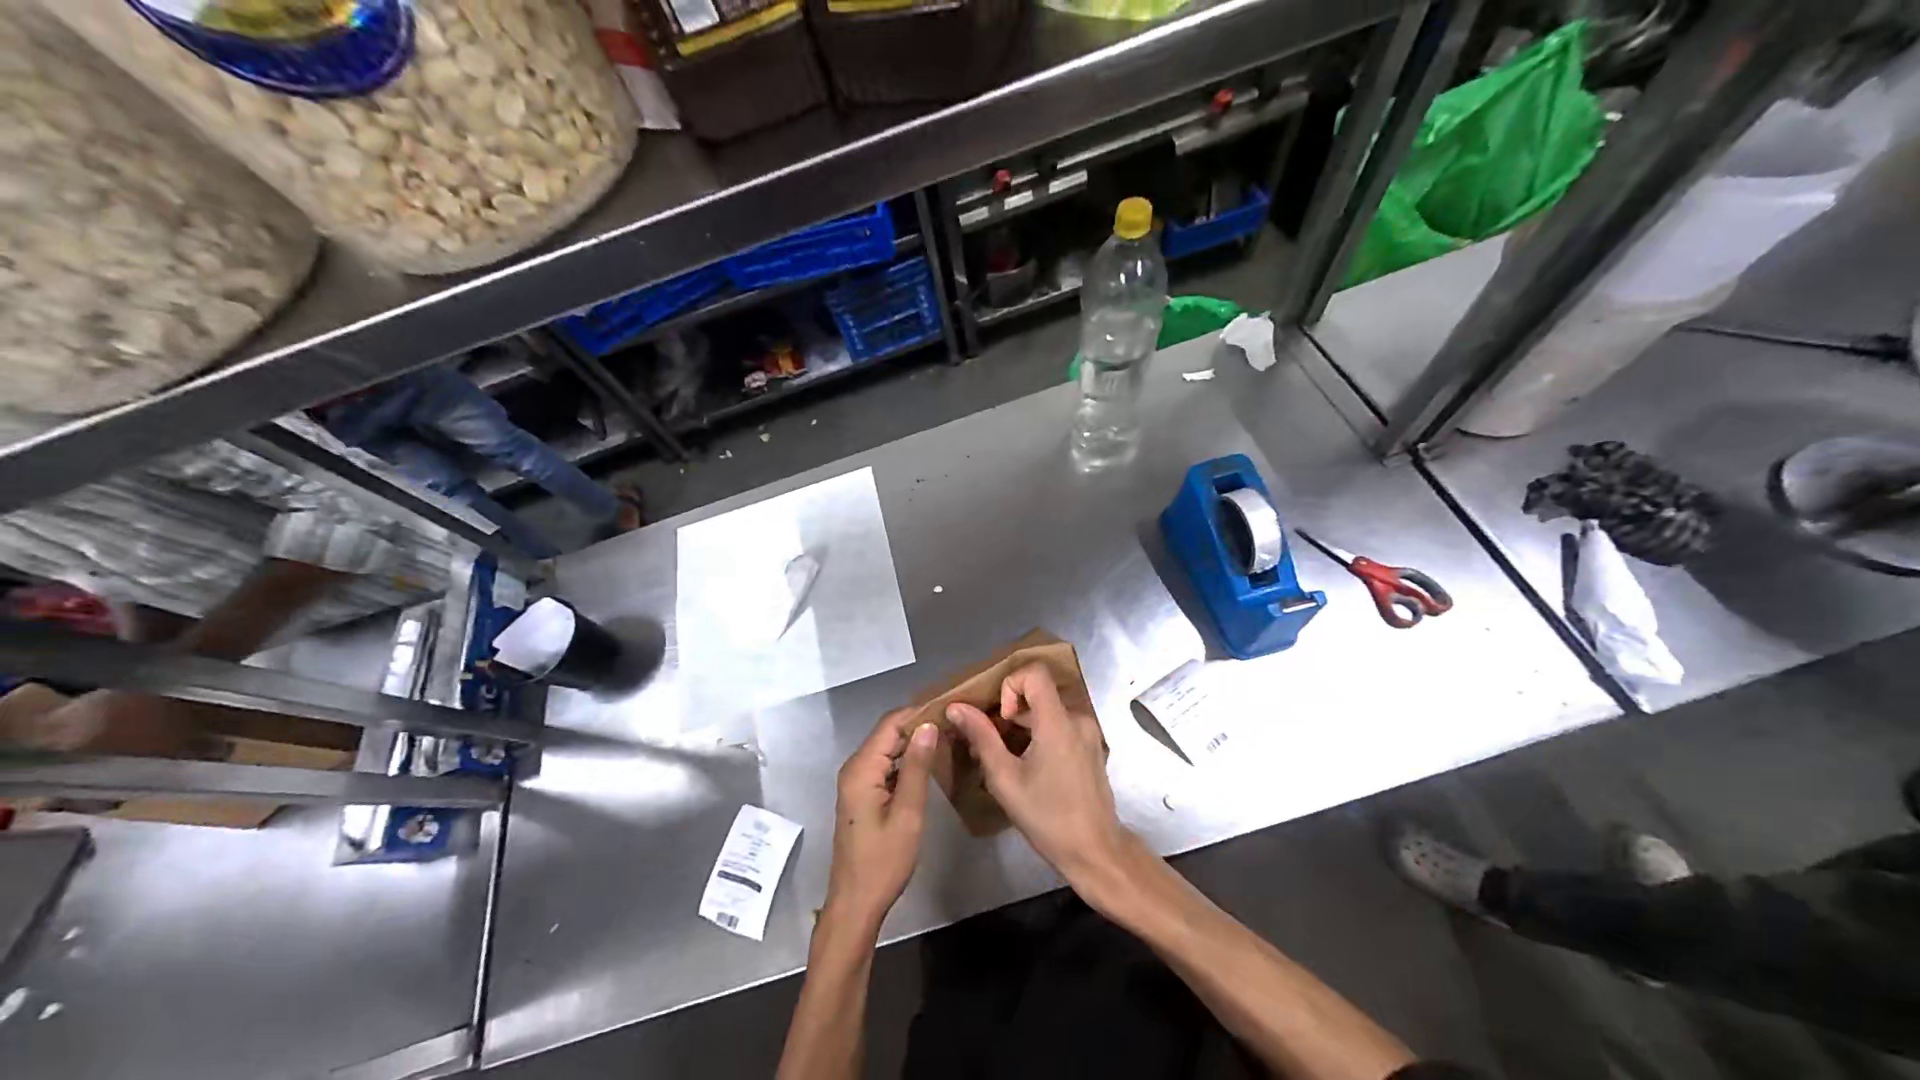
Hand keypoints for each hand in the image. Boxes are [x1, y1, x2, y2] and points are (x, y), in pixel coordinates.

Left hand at [822, 708, 939, 930]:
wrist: (856, 902)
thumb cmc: (883, 861)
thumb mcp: (907, 813)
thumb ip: (917, 767)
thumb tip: (928, 725)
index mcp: (861, 769)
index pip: (891, 724)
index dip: (919, 712)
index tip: (950, 710)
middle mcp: (854, 768)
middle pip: (887, 733)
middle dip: (918, 725)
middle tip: (954, 724)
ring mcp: (856, 782)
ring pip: (887, 749)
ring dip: (913, 742)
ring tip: (948, 738)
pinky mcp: (862, 794)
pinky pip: (884, 766)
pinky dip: (905, 760)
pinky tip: (928, 763)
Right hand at [945, 664, 1139, 903]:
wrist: (1094, 851)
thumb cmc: (1047, 816)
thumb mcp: (1005, 778)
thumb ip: (981, 737)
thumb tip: (956, 708)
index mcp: (1058, 722)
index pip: (1035, 672)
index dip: (1011, 686)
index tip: (1002, 719)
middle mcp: (1078, 719)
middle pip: (1039, 694)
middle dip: (1009, 712)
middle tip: (990, 744)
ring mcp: (1088, 734)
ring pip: (1048, 712)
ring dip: (1022, 727)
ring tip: (1005, 761)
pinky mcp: (1091, 748)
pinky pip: (1060, 727)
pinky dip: (1040, 736)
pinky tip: (1028, 768)